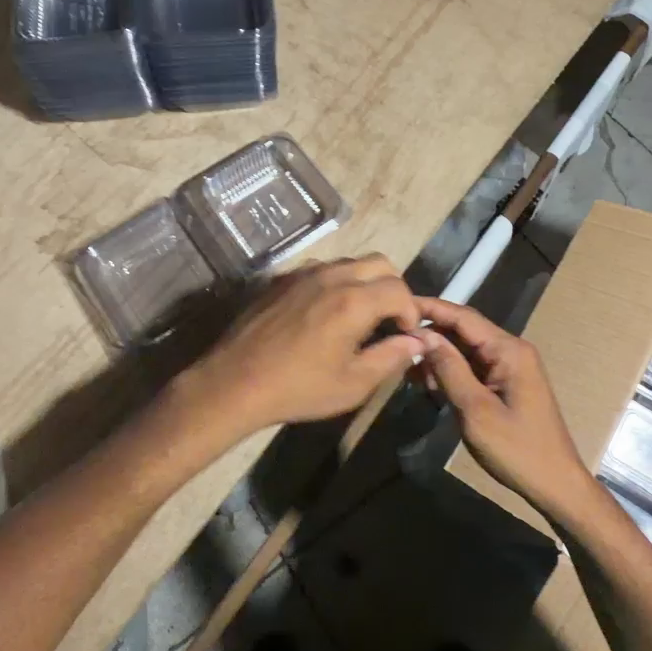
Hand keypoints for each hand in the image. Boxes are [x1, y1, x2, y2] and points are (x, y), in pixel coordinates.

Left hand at [177, 255, 427, 439]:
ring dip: (364, 282)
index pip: (399, 289)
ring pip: (349, 262)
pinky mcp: (282, 278)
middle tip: (388, 319)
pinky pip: (321, 268)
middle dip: (393, 288)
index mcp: (353, 301)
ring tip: (359, 316)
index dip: (410, 311)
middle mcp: (331, 276)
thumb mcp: (353, 384)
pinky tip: (325, 313)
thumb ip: (391, 357)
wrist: (235, 381)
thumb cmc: (298, 388)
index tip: (405, 335)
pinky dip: (336, 282)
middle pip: (380, 263)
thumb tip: (416, 342)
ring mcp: (303, 273)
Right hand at [410, 297, 597, 517]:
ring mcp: (509, 368)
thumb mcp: (475, 410)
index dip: (429, 308)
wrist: (556, 485)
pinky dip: (450, 373)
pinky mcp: (505, 384)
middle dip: (430, 336)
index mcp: (508, 350)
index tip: (398, 306)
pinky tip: (428, 385)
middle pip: (463, 330)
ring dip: (438, 357)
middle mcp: (510, 350)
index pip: (462, 316)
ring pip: (465, 350)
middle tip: (395, 345)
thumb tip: (423, 335)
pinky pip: (472, 368)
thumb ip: (449, 369)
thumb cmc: (517, 449)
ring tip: (408, 372)